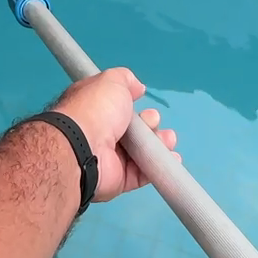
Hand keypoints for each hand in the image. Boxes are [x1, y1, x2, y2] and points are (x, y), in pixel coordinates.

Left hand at [49, 67, 178, 202]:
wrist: (85, 148)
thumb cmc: (95, 110)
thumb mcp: (111, 81)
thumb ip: (125, 79)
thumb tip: (137, 87)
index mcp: (93, 108)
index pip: (115, 104)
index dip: (130, 100)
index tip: (140, 95)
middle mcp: (100, 132)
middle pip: (133, 128)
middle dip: (149, 122)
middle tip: (151, 120)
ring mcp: (109, 157)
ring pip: (141, 150)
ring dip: (158, 142)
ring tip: (167, 138)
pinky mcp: (119, 178)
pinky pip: (143, 172)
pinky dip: (158, 165)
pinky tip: (172, 157)